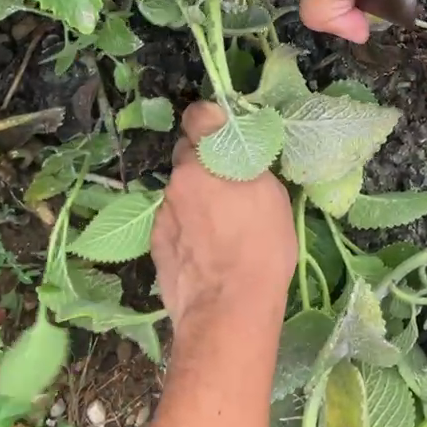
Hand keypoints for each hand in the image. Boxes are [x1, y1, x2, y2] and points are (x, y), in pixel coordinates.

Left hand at [150, 102, 296, 330]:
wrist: (228, 310)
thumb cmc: (261, 246)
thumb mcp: (271, 195)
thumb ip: (249, 167)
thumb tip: (240, 161)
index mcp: (207, 160)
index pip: (198, 115)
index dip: (211, 118)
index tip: (225, 128)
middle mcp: (178, 179)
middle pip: (186, 154)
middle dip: (203, 160)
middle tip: (228, 181)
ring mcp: (162, 212)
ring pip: (179, 189)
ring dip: (195, 194)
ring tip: (219, 222)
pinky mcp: (154, 243)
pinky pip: (172, 219)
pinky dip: (186, 223)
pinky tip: (205, 246)